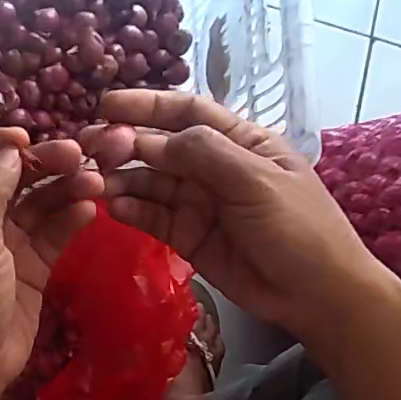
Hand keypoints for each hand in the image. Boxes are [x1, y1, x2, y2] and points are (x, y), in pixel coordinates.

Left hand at [0, 128, 102, 399]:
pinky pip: (54, 234)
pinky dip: (71, 219)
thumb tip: (9, 152)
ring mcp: (9, 245)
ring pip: (39, 205)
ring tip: (96, 181)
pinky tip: (90, 209)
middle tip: (78, 155)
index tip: (27, 135)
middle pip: (13, 179)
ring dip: (65, 190)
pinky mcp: (34, 266)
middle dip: (43, 164)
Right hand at [81, 90, 397, 340]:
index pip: (185, 112)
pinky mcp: (184, 234)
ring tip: (93, 182)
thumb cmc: (298, 228)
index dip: (145, 105)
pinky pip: (150, 216)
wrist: (314, 294)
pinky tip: (113, 207)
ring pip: (149, 183)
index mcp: (238, 141)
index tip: (106, 105)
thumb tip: (151, 136)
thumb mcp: (257, 181)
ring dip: (120, 179)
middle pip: (159, 147)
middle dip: (123, 145)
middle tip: (86, 149)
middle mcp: (211, 167)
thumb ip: (205, 154)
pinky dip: (131, 210)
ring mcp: (196, 202)